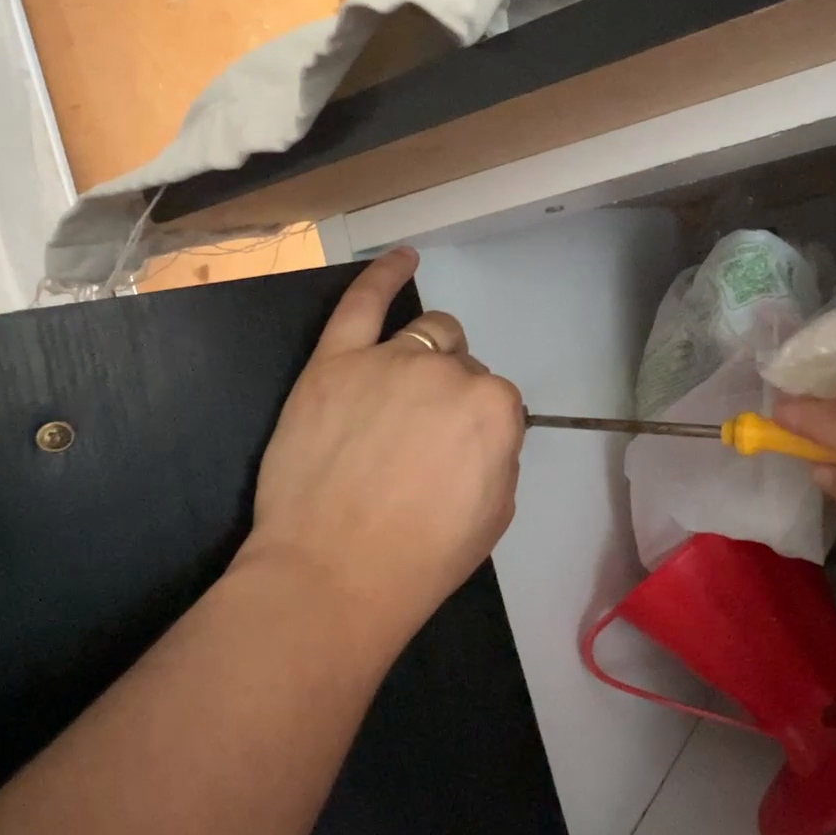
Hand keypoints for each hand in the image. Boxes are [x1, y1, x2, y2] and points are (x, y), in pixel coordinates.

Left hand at [240, 248, 525, 638]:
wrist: (334, 576)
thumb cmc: (424, 557)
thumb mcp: (498, 512)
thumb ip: (501, 453)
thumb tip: (483, 429)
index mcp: (497, 409)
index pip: (497, 399)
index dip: (475, 429)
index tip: (454, 457)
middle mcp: (450, 372)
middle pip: (463, 364)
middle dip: (453, 394)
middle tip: (424, 439)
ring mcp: (390, 360)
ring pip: (428, 333)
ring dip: (430, 355)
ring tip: (405, 391)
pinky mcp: (335, 361)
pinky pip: (363, 302)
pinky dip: (385, 274)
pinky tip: (404, 257)